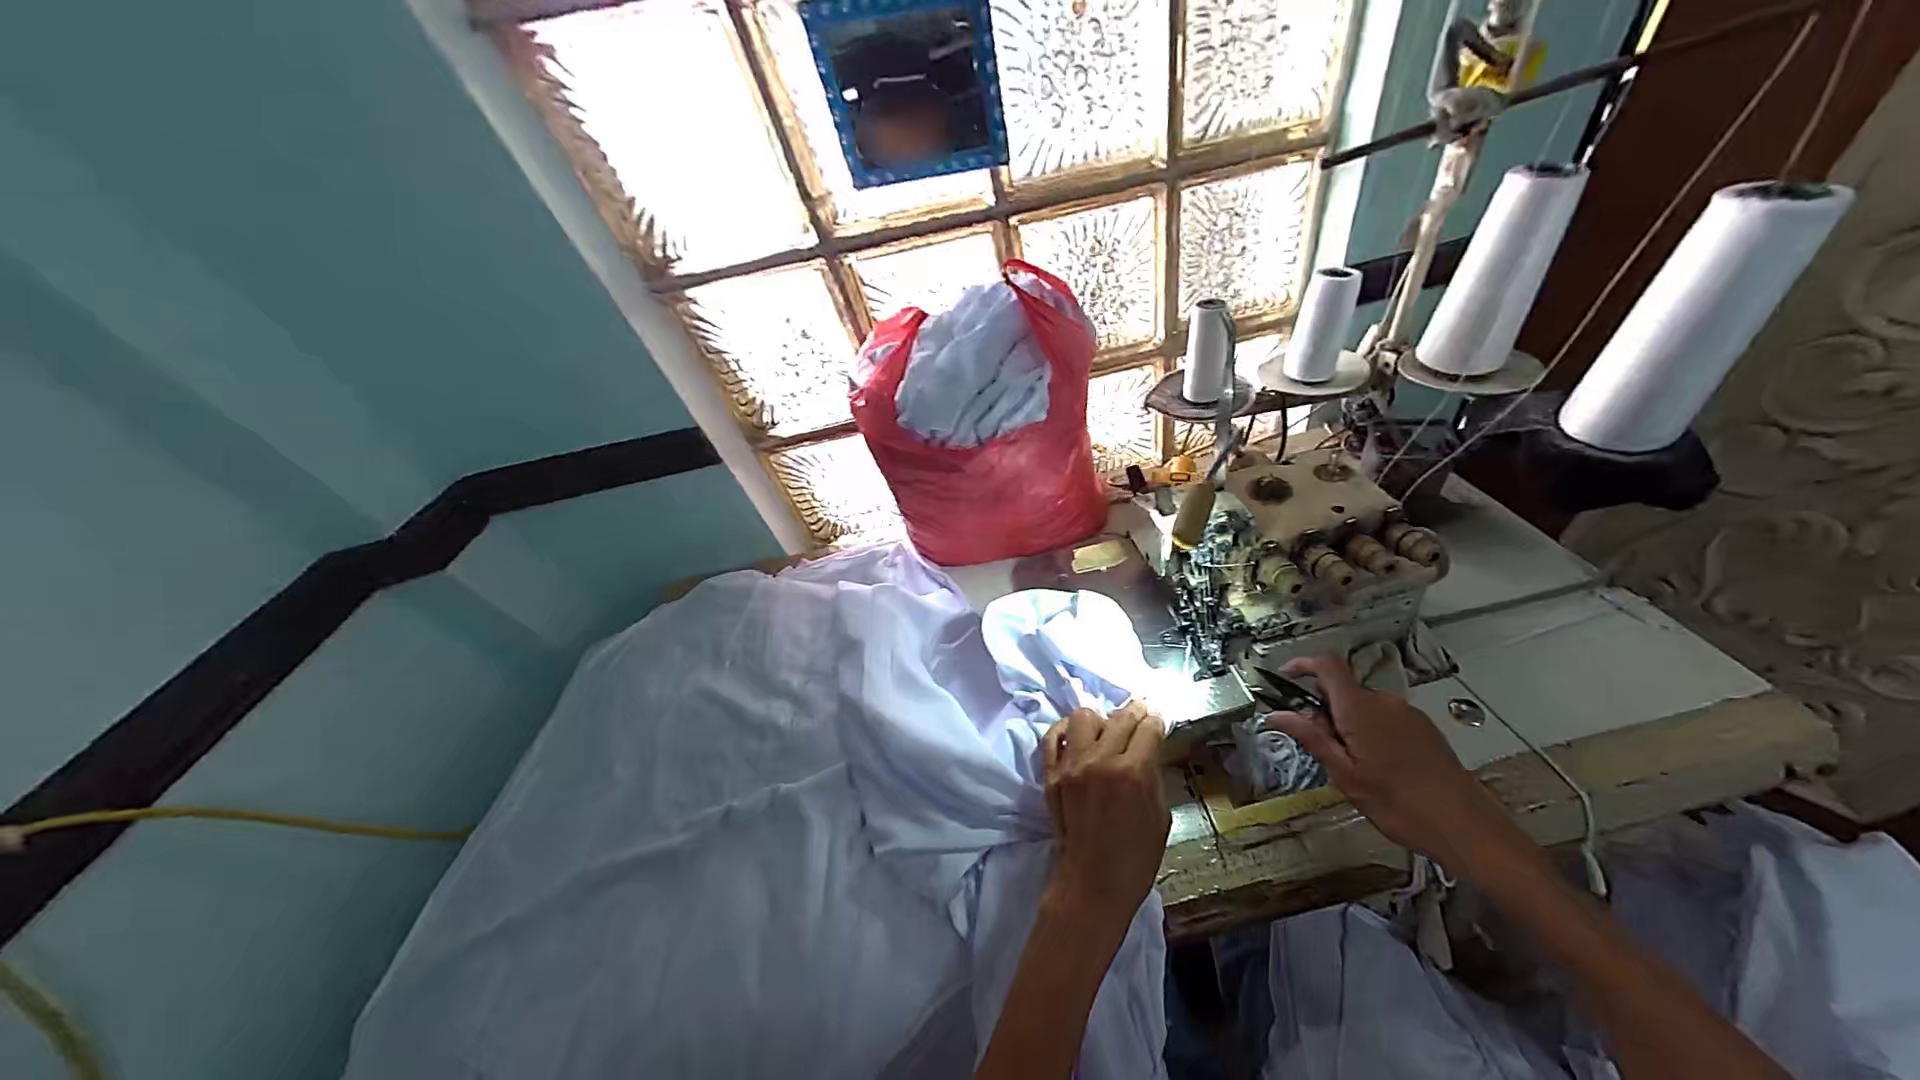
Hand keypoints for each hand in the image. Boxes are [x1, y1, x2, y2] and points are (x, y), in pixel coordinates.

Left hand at [1041, 701, 1170, 929]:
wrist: (1094, 881)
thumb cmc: (1136, 856)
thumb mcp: (1160, 814)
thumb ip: (1152, 775)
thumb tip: (1148, 750)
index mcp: (1133, 772)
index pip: (1147, 728)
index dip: (1156, 721)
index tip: (1157, 720)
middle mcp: (1100, 760)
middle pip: (1119, 718)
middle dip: (1134, 713)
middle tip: (1139, 715)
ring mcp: (1071, 765)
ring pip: (1084, 716)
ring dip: (1100, 720)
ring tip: (1106, 731)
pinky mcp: (1051, 774)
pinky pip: (1053, 737)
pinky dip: (1066, 731)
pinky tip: (1077, 737)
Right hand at [1264, 654, 1524, 871]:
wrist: (1467, 828)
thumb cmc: (1399, 804)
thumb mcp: (1345, 774)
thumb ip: (1311, 737)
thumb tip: (1276, 714)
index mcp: (1360, 709)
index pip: (1327, 665)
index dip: (1302, 665)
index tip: (1285, 678)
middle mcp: (1384, 702)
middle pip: (1343, 689)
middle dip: (1323, 710)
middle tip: (1320, 747)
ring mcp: (1408, 713)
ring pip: (1363, 706)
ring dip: (1348, 723)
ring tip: (1352, 765)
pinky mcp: (1424, 728)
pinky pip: (1384, 717)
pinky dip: (1370, 731)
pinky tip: (1378, 766)